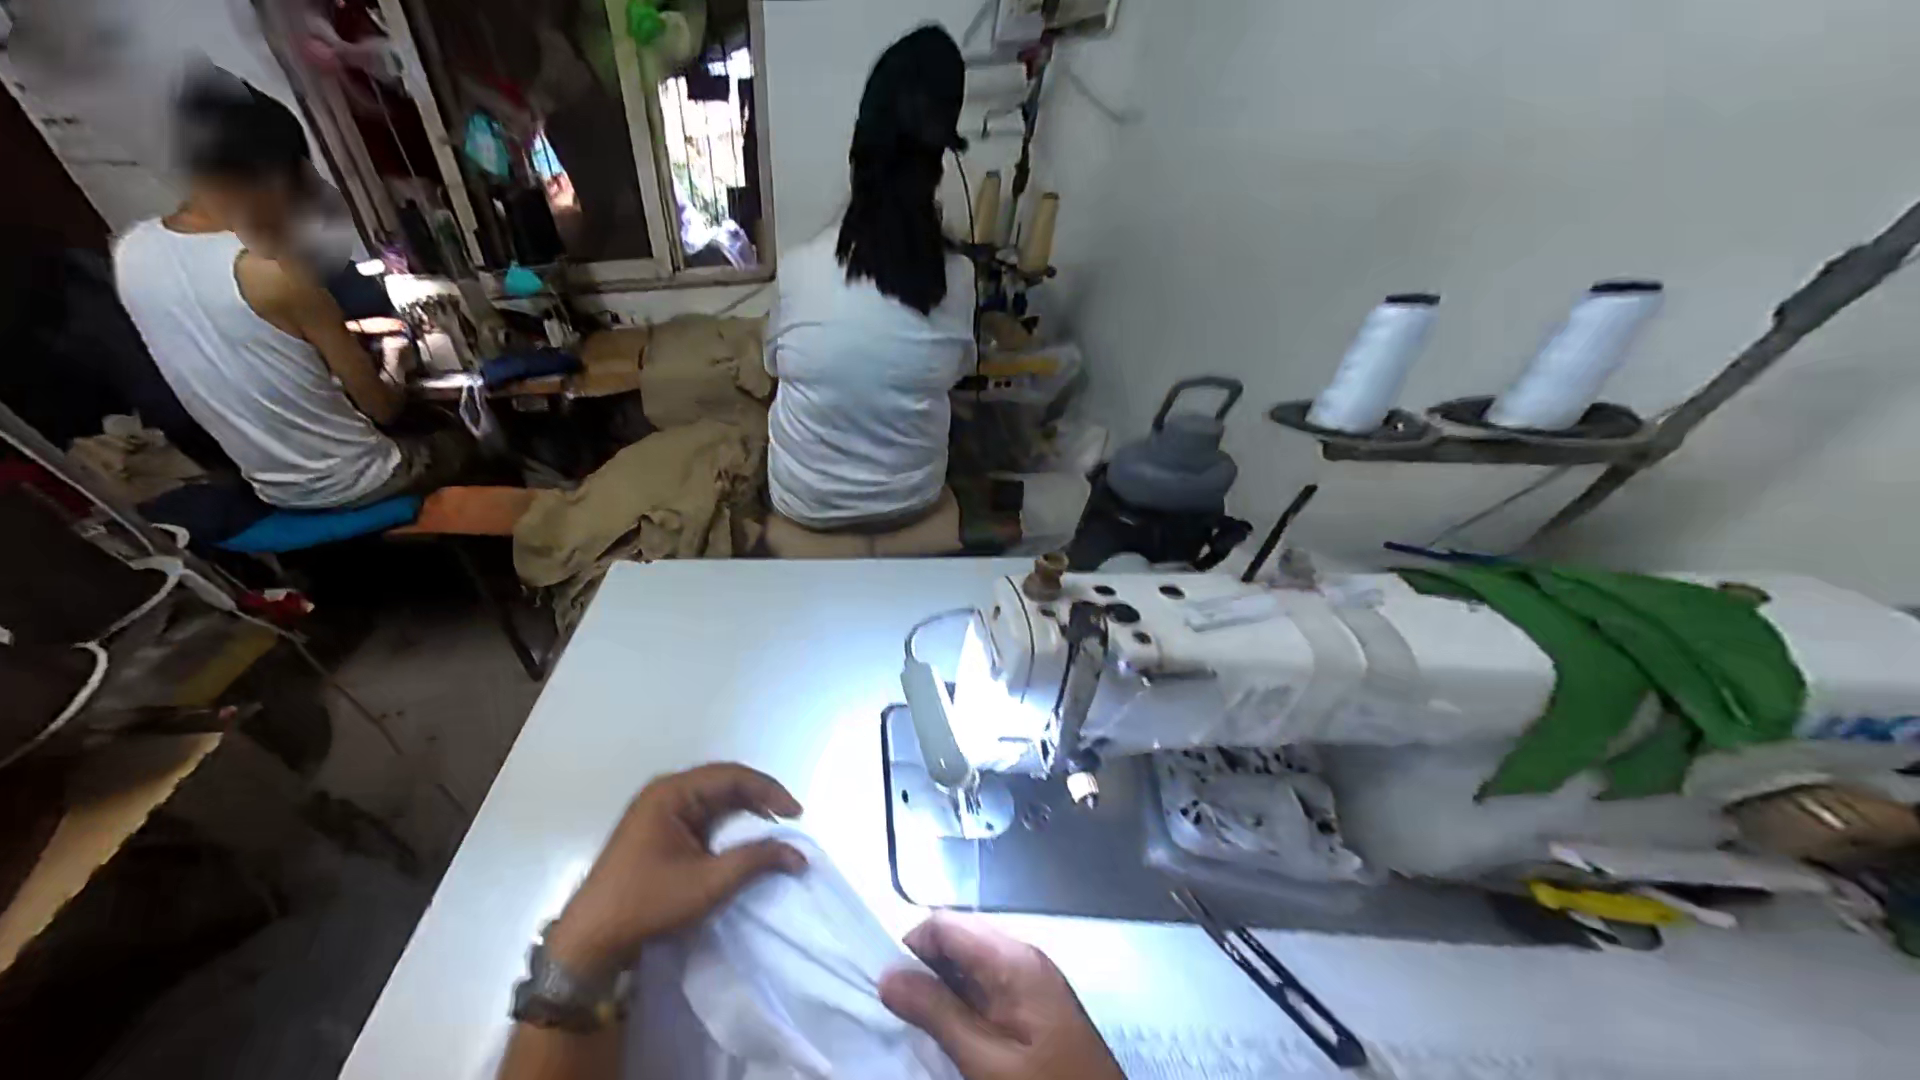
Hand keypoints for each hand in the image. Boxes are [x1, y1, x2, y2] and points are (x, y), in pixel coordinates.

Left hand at [547, 763, 805, 979]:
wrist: (590, 942)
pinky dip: (729, 822)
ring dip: (746, 808)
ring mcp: (661, 810)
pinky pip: (704, 814)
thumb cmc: (647, 903)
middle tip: (790, 817)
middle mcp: (666, 792)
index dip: (770, 790)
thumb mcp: (709, 882)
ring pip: (716, 797)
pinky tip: (746, 835)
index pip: (733, 776)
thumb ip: (756, 861)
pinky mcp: (660, 830)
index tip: (796, 814)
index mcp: (672, 792)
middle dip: (761, 797)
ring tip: (775, 824)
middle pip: (725, 782)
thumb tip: (800, 854)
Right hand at [880, 914, 1122, 1079]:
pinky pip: (989, 983)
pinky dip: (965, 999)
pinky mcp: (1036, 1000)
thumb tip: (889, 975)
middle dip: (926, 967)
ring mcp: (1032, 976)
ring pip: (971, 961)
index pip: (945, 923)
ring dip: (943, 986)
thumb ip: (938, 1014)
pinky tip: (956, 1031)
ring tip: (926, 1025)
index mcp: (1012, 958)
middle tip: (905, 1012)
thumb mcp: (986, 1061)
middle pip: (958, 937)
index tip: (890, 988)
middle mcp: (1022, 954)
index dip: (911, 947)